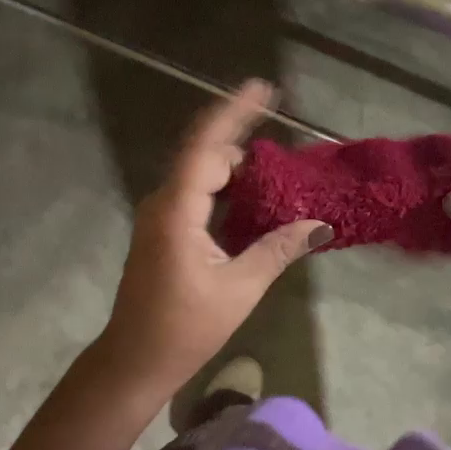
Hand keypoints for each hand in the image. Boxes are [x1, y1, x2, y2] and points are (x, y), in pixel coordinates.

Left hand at [100, 80, 332, 390]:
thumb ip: (276, 249)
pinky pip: (195, 194)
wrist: (132, 362)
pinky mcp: (162, 230)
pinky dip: (224, 190)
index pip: (206, 147)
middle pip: (205, 156)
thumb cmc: (183, 329)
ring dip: (235, 171)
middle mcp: (163, 202)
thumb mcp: (238, 289)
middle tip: (286, 153)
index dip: (234, 113)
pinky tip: (252, 201)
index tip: (263, 88)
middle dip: (244, 146)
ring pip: (199, 175)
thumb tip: (317, 224)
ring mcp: (159, 216)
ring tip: (276, 176)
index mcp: (177, 210)